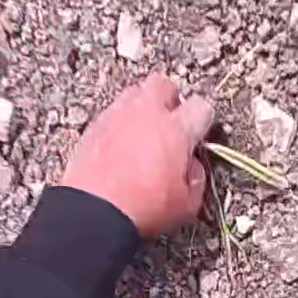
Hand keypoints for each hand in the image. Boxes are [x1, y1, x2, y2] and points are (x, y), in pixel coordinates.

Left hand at [61, 75, 213, 237]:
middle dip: (171, 100)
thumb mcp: (187, 205)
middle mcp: (147, 114)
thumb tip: (192, 165)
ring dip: (143, 109)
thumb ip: (197, 178)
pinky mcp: (94, 126)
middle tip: (172, 125)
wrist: (95, 212)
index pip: (200, 107)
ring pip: (134, 93)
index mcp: (177, 130)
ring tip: (146, 136)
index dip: (203, 121)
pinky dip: (121, 125)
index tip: (199, 135)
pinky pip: (112, 113)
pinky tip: (123, 148)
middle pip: (163, 84)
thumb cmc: (145, 209)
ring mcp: (117, 116)